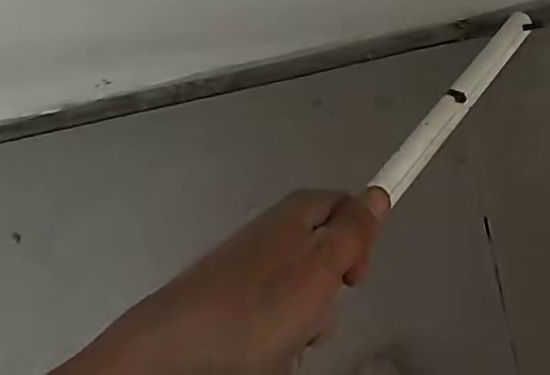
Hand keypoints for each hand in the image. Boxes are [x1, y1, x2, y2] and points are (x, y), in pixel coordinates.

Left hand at [54, 187, 390, 374]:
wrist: (169, 356)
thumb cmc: (258, 307)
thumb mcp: (323, 267)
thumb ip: (356, 229)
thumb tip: (380, 191)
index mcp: (301, 209)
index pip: (351, 206)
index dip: (363, 239)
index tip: (357, 277)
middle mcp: (276, 229)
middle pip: (327, 254)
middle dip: (330, 291)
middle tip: (316, 316)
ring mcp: (250, 266)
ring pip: (300, 293)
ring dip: (301, 323)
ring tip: (281, 346)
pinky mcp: (228, 302)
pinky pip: (270, 317)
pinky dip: (272, 340)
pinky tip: (260, 358)